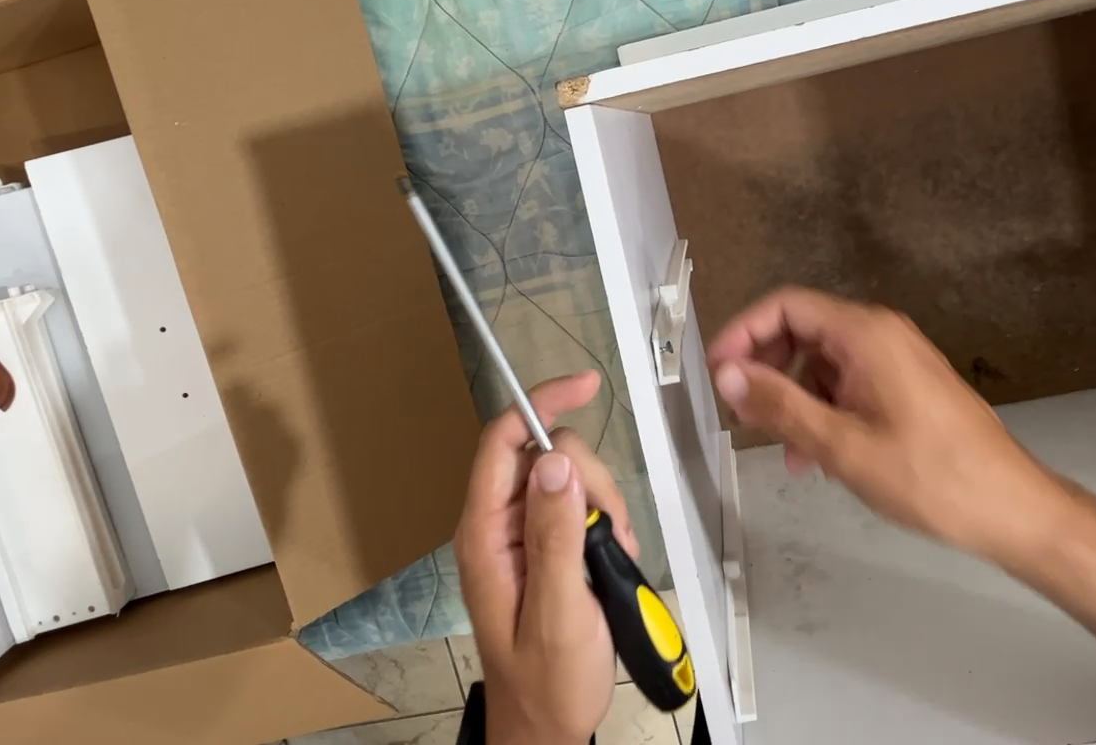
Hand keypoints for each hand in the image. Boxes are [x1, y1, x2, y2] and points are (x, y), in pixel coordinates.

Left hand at [454, 371, 638, 744]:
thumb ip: (555, 534)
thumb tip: (555, 459)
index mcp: (485, 531)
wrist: (548, 726)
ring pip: (570, 475)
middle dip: (588, 480)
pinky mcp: (548, 540)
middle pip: (548, 454)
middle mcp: (500, 520)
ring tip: (609, 556)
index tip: (586, 385)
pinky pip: (582, 502)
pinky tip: (609, 558)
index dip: (540, 403)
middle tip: (606, 531)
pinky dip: (605, 521)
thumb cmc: (548, 681)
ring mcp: (525, 529)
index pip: (503, 440)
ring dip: (601, 505)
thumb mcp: (557, 612)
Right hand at [707, 287, 1070, 563]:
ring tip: (780, 445)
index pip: (785, 307)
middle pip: (802, 329)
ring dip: (793, 395)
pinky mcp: (905, 384)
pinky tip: (815, 454)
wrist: (1014, 510)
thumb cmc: (932, 477)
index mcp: (865, 334)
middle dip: (765, 366)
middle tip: (739, 406)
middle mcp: (880, 334)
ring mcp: (896, 358)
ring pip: (822, 361)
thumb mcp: (841, 445)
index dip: (743, 332)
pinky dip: (822, 408)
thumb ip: (779, 404)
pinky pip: (847, 382)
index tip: (718, 369)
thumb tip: (728, 375)